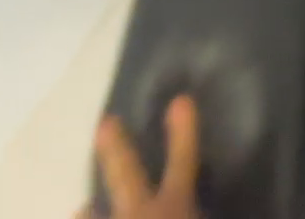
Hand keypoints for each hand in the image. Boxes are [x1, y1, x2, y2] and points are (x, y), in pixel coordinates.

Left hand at [84, 95, 202, 218]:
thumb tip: (222, 210)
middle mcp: (137, 213)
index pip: (183, 160)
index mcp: (174, 206)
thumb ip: (209, 215)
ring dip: (88, 210)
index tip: (181, 99)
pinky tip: (84, 216)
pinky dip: (88, 217)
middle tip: (105, 122)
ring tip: (82, 207)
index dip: (184, 130)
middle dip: (116, 149)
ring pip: (89, 214)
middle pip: (125, 174)